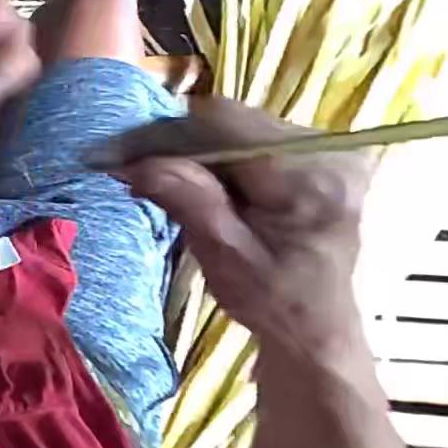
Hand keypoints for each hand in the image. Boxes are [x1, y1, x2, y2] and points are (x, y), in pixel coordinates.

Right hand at [120, 96, 373, 353]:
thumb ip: (187, 202)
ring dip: (193, 144)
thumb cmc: (274, 304)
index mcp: (309, 180)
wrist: (319, 329)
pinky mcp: (319, 153)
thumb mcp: (225, 259)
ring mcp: (328, 148)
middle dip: (176, 139)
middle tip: (130, 163)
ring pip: (238, 122)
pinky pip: (252, 135)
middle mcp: (328, 151)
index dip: (166, 134)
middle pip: (231, 118)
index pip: (225, 126)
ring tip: (158, 172)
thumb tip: (135, 162)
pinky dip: (215, 151)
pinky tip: (196, 176)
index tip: (119, 154)